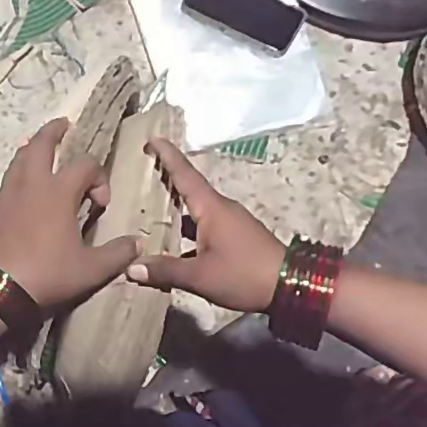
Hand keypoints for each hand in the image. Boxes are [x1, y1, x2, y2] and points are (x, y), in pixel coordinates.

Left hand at [0, 118, 141, 309]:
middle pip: (40, 144)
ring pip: (19, 159)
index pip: (85, 165)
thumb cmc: (46, 274)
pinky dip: (18, 176)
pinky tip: (23, 191)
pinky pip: (7, 182)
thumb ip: (117, 253)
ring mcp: (6, 194)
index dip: (99, 178)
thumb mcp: (90, 270)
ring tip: (40, 150)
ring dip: (32, 150)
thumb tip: (138, 243)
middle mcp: (30, 183)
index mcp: (57, 191)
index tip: (101, 205)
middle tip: (63, 125)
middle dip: (53, 131)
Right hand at [125, 137, 285, 311]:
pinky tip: (173, 240)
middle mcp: (221, 209)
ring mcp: (231, 223)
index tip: (153, 138)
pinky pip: (203, 224)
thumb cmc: (245, 274)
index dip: (168, 156)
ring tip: (152, 204)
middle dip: (168, 176)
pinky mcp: (236, 237)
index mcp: (212, 209)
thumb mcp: (200, 276)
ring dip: (176, 203)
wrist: (295, 288)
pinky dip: (185, 225)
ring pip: (196, 208)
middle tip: (146, 165)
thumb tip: (130, 268)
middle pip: (189, 187)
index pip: (185, 175)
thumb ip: (165, 270)